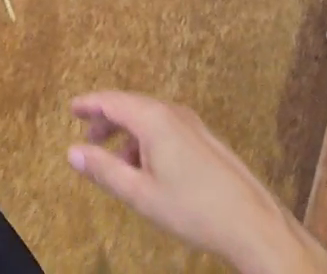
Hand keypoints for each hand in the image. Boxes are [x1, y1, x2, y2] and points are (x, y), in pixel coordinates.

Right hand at [67, 91, 326, 273]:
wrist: (256, 226)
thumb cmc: (193, 209)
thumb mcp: (140, 194)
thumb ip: (103, 170)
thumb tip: (71, 152)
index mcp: (153, 119)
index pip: (111, 100)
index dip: (88, 104)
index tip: (71, 109)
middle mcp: (172, 113)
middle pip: (130, 105)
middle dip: (106, 120)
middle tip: (88, 138)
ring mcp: (193, 125)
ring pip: (149, 118)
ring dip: (127, 133)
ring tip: (117, 161)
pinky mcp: (206, 141)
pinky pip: (166, 129)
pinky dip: (147, 139)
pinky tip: (148, 168)